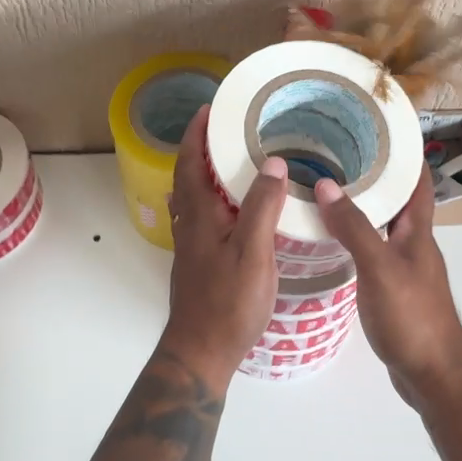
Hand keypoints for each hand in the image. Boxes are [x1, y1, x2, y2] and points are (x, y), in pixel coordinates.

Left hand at [161, 106, 285, 385]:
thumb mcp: (253, 251)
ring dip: (208, 173)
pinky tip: (238, 209)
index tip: (209, 109)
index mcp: (199, 215)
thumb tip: (273, 163)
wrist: (201, 351)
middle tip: (230, 129)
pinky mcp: (200, 262)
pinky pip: (206, 216)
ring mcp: (192, 245)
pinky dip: (218, 199)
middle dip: (202, 148)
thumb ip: (262, 206)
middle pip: (189, 176)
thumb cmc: (228, 301)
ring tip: (237, 161)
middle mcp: (190, 224)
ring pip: (196, 198)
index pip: (190, 162)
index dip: (196, 134)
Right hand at [314, 170, 461, 403]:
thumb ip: (354, 228)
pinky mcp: (395, 292)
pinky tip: (332, 245)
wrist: (433, 374)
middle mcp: (415, 245)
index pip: (417, 181)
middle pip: (397, 202)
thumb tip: (326, 185)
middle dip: (373, 178)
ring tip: (327, 194)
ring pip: (384, 228)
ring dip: (362, 210)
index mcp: (417, 231)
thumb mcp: (379, 267)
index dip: (403, 154)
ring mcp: (406, 269)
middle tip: (337, 159)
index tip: (377, 131)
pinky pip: (374, 254)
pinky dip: (356, 241)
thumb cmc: (412, 316)